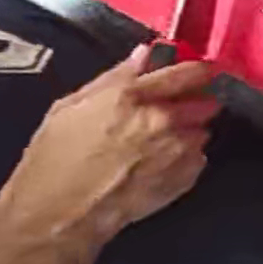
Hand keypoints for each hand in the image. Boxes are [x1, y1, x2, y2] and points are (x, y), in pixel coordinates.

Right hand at [0, 46, 219, 262]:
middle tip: (174, 112)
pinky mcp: (192, 171)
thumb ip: (115, 78)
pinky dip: (186, 157)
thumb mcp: (71, 108)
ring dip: (188, 133)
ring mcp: (183, 147)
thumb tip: (145, 53)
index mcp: (132, 98)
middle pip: (205, 102)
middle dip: (196, 104)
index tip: (205, 69)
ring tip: (156, 145)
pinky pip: (198, 156)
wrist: (65, 210)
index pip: (185, 74)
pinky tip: (157, 165)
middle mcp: (166, 119)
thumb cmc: (56, 156)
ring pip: (202, 131)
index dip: (198, 70)